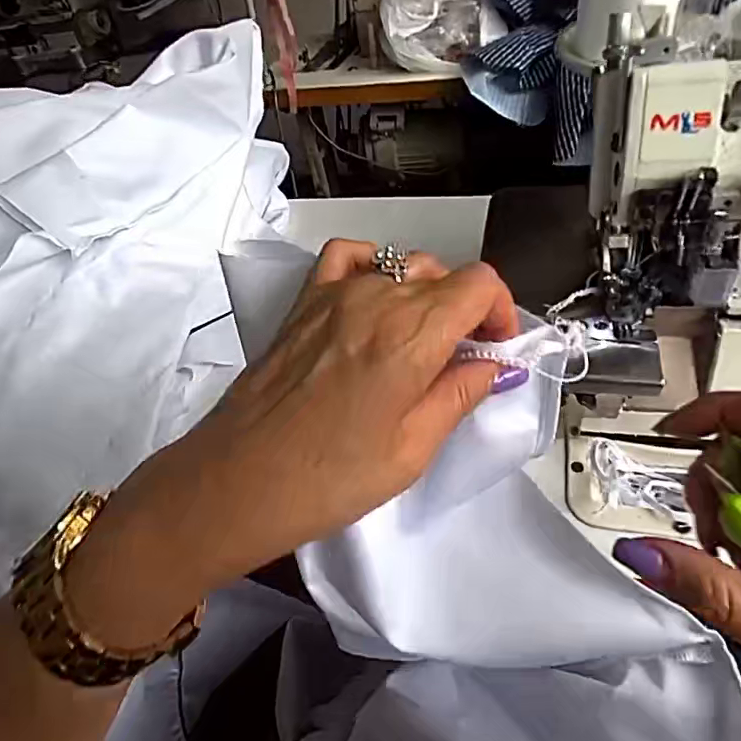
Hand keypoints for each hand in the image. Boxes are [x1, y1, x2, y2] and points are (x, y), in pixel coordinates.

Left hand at [70, 239, 520, 646]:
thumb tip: (492, 363)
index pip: (480, 284)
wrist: (238, 483)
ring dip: (429, 295)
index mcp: (412, 337)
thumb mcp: (413, 450)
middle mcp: (377, 300)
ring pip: (405, 265)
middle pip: (447, 274)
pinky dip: (376, 267)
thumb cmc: (330, 479)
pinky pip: (350, 257)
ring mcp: (335, 295)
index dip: (501, 311)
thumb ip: (460, 394)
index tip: (496, 347)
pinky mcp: (305, 303)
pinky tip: (378, 300)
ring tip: (422, 340)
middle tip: (463, 357)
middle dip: (469, 310)